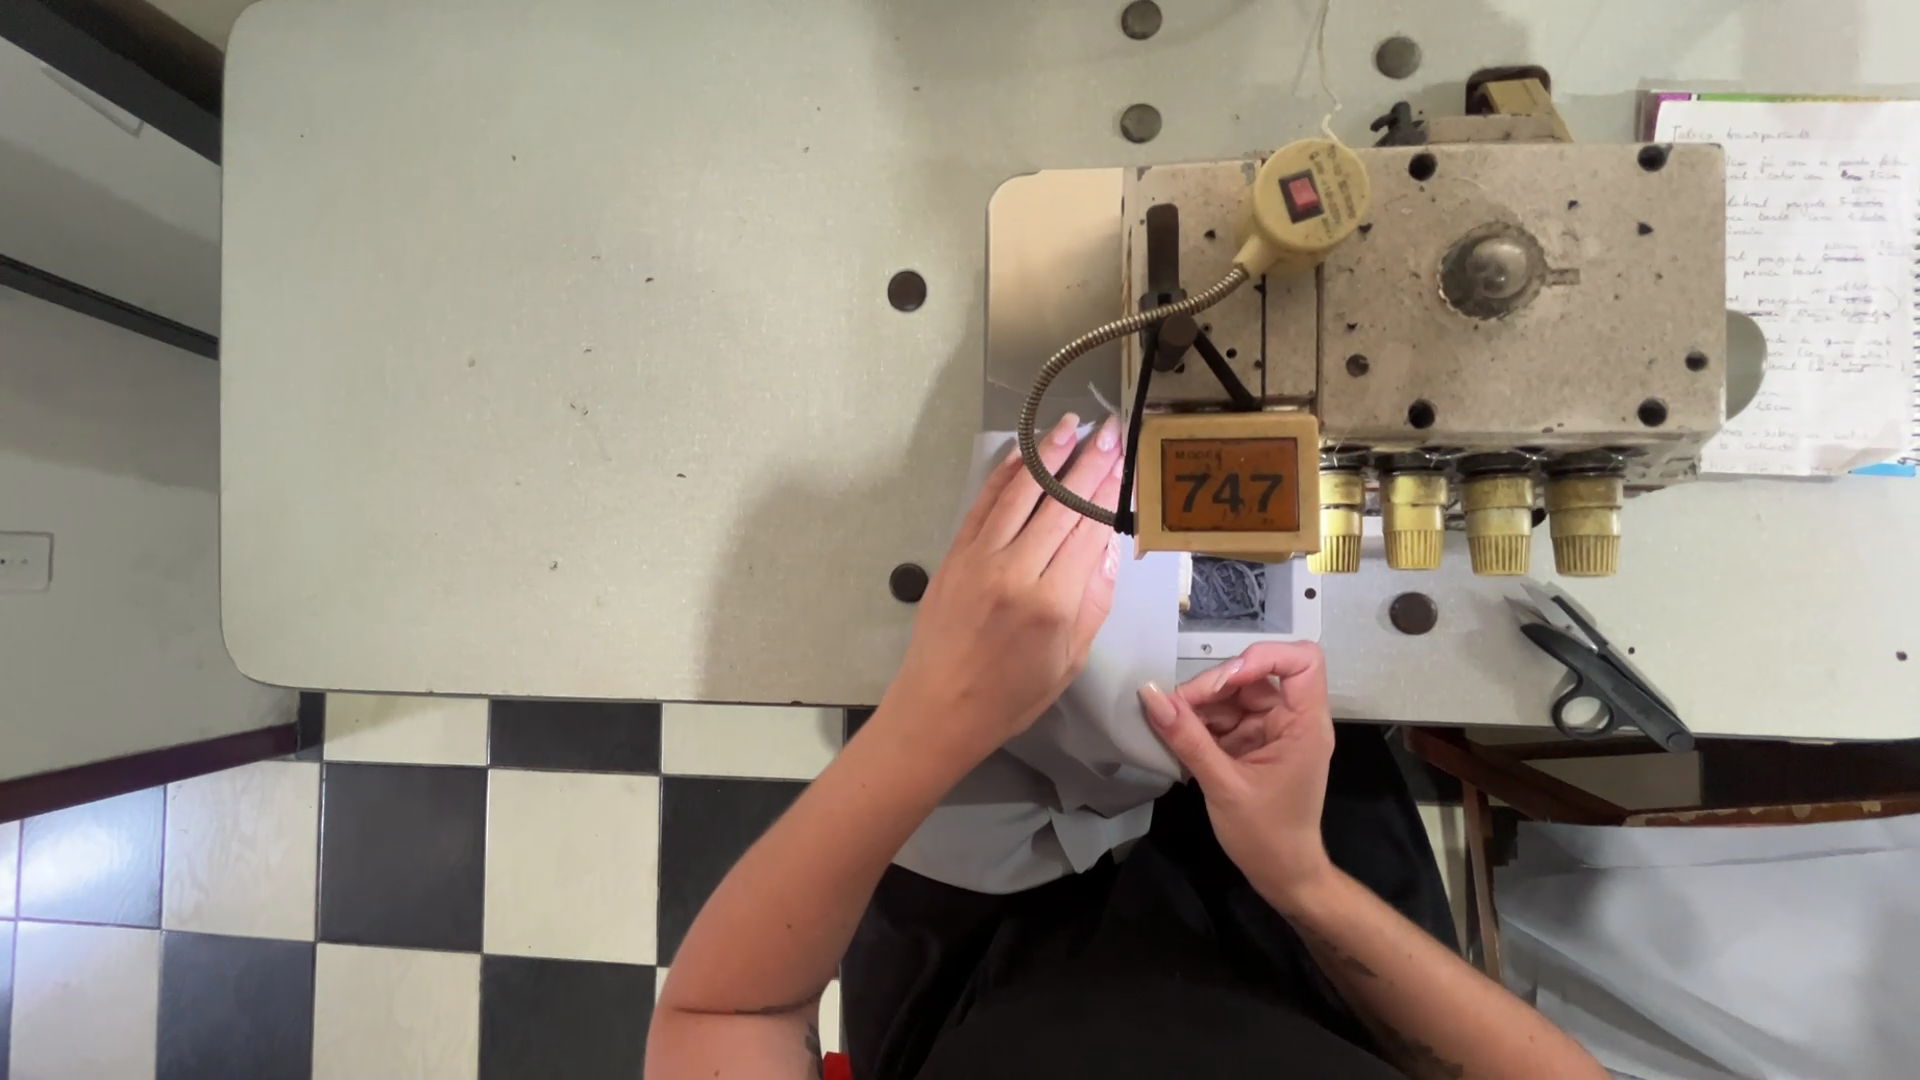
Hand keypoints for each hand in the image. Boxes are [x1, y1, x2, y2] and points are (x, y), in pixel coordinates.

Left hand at [885, 413, 1125, 757]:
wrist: (939, 709)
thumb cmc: (1011, 696)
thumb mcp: (1070, 659)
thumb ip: (1094, 599)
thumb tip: (1107, 545)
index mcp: (1053, 601)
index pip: (1089, 528)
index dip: (1109, 489)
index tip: (1123, 458)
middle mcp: (1016, 570)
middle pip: (1060, 503)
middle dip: (1087, 461)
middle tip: (1107, 429)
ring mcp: (979, 558)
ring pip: (1020, 493)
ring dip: (1046, 455)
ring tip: (1068, 425)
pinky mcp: (954, 555)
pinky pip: (983, 505)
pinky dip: (1004, 476)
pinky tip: (1022, 455)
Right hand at [1139, 641, 1335, 910]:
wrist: (1282, 875)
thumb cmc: (1266, 835)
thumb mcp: (1223, 786)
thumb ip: (1187, 738)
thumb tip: (1150, 695)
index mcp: (1304, 724)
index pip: (1302, 661)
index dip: (1263, 657)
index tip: (1226, 680)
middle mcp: (1290, 718)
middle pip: (1253, 674)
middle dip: (1213, 685)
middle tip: (1176, 707)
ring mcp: (1270, 728)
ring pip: (1232, 693)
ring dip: (1199, 704)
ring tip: (1170, 723)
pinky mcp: (1250, 740)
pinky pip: (1223, 714)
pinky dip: (1198, 720)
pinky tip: (1177, 734)